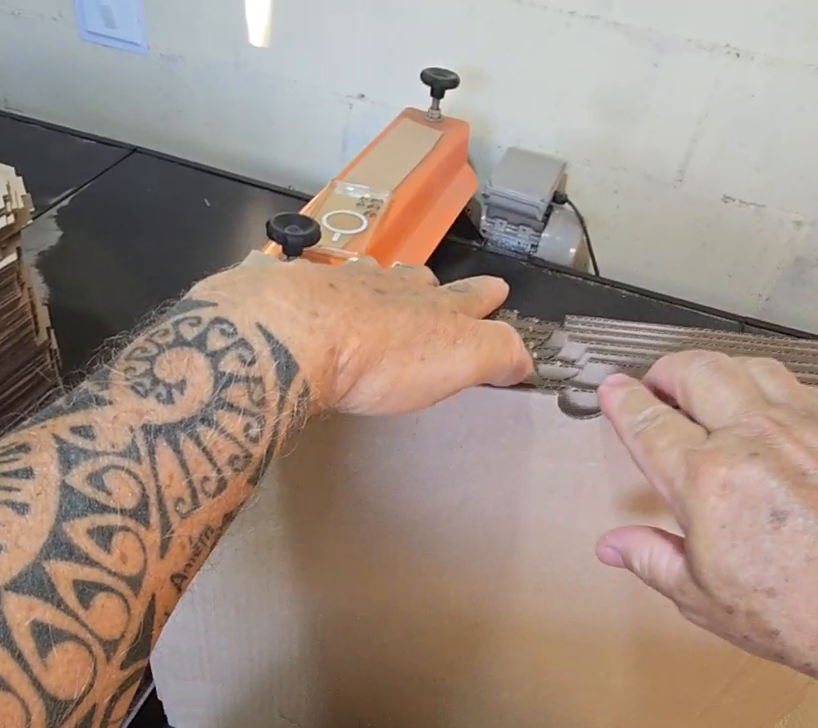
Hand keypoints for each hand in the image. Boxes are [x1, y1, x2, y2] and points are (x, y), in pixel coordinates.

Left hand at [191, 256, 532, 414]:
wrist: (298, 335)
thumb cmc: (383, 355)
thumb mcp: (458, 358)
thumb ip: (496, 353)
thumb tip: (525, 357)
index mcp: (429, 307)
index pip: (468, 298)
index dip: (486, 298)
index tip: (499, 289)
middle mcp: (387, 288)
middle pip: (416, 281)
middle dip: (431, 286)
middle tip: (434, 285)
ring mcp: (337, 287)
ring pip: (367, 278)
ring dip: (377, 283)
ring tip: (376, 286)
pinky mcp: (292, 298)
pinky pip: (310, 288)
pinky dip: (318, 293)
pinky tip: (309, 298)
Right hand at [595, 351, 817, 727]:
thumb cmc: (807, 617)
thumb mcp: (704, 599)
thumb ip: (653, 560)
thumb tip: (614, 546)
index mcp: (708, 480)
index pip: (650, 422)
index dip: (623, 400)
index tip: (613, 389)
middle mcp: (757, 440)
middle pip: (697, 372)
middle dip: (666, 370)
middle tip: (655, 384)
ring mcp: (811, 430)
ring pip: (752, 367)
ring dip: (717, 367)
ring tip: (706, 384)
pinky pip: (803, 388)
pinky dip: (772, 385)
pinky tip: (771, 407)